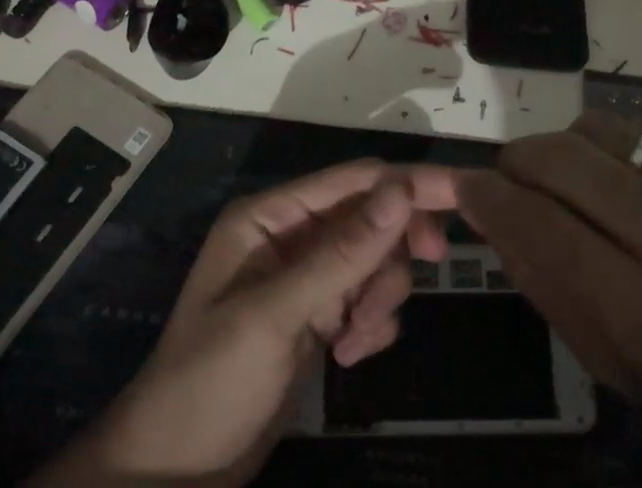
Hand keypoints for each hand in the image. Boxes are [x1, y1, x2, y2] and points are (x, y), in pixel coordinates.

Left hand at [40, 161, 456, 487]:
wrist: (181, 467)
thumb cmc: (212, 378)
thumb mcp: (277, 313)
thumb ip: (342, 253)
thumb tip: (402, 190)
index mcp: (270, 218)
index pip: (353, 181)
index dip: (406, 183)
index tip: (460, 195)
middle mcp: (291, 239)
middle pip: (372, 219)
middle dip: (395, 248)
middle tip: (430, 263)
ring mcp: (307, 281)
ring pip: (376, 263)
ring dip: (381, 296)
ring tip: (357, 337)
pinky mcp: (319, 319)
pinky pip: (368, 303)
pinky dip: (371, 326)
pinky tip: (347, 356)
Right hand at [456, 115, 641, 487]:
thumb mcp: (619, 370)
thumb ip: (548, 290)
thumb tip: (493, 220)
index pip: (540, 226)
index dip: (489, 199)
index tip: (466, 190)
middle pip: (563, 160)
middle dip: (517, 163)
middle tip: (511, 182)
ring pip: (600, 129)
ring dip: (567, 150)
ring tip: (578, 183)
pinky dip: (621, 146)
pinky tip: (634, 180)